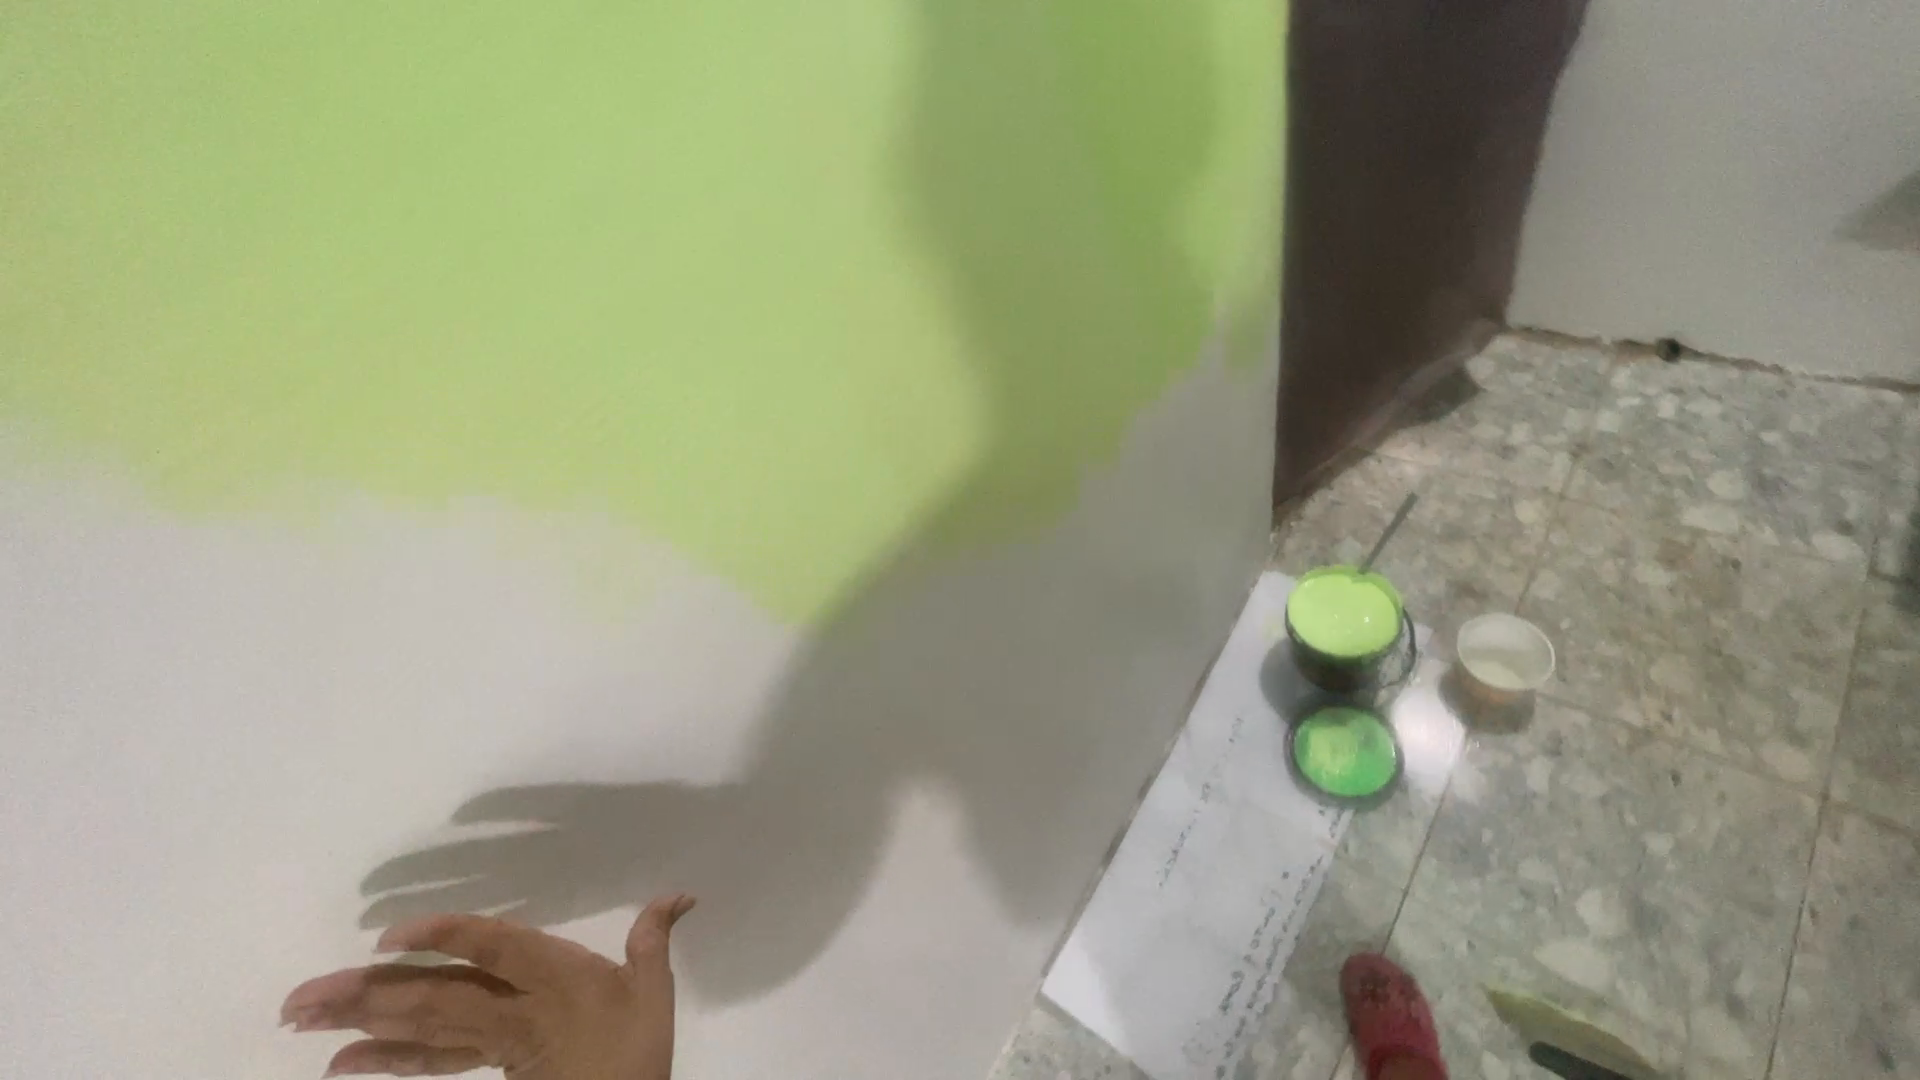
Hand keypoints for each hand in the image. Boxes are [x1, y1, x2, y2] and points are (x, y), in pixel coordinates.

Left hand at [282, 894, 695, 1078]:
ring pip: (421, 1029)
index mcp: (554, 980)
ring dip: (360, 1023)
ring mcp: (494, 1041)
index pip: (492, 951)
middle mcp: (513, 1009)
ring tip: (301, 1017)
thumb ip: (653, 938)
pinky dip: (384, 1060)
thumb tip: (680, 894)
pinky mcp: (490, 1063)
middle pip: (435, 999)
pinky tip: (341, 1061)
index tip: (388, 937)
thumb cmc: (636, 1053)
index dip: (444, 940)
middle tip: (299, 998)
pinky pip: (430, 1063)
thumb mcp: (654, 993)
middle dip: (369, 996)